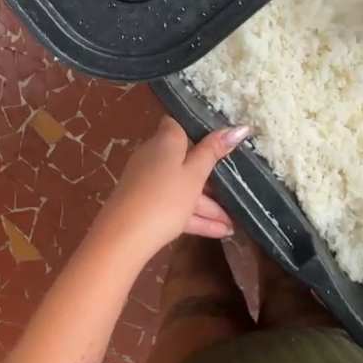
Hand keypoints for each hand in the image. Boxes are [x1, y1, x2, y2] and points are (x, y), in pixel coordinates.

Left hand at [92, 117, 250, 261]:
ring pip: (184, 187)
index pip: (179, 124)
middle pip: (186, 160)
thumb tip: (239, 127)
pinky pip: (176, 205)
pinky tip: (221, 232)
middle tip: (238, 183)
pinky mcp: (147, 205)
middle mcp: (154, 157)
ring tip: (235, 221)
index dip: (198, 127)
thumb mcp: (195, 174)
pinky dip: (196, 217)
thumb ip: (214, 151)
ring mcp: (149, 182)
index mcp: (165, 141)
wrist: (123, 238)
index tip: (222, 136)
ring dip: (209, 204)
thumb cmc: (164, 197)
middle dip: (212, 176)